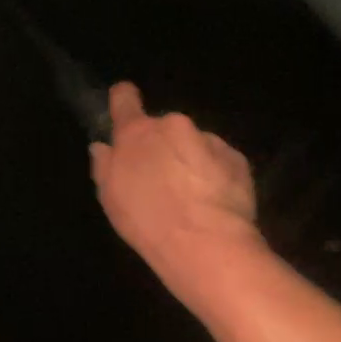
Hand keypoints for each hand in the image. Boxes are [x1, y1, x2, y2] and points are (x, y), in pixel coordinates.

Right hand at [89, 82, 259, 297]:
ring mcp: (209, 140)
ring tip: (188, 197)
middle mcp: (174, 126)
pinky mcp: (237, 158)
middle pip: (163, 128)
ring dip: (188, 161)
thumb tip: (103, 147)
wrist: (205, 242)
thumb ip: (104, 165)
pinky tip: (209, 202)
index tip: (123, 104)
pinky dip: (212, 175)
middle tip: (159, 179)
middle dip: (161, 146)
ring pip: (193, 144)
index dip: (122, 101)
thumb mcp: (110, 197)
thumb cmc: (146, 219)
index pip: (124, 99)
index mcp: (137, 132)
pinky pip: (218, 160)